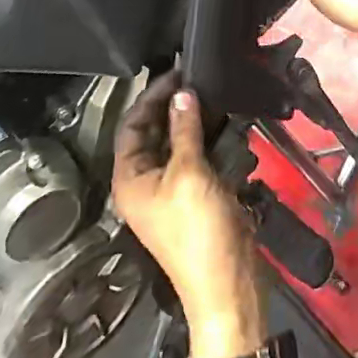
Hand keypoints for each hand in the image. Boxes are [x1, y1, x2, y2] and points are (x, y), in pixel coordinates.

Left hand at [111, 73, 264, 357]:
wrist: (227, 284)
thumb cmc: (198, 230)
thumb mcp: (189, 174)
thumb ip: (185, 130)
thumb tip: (182, 93)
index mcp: (130, 179)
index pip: (131, 126)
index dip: (150, 97)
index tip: (176, 73)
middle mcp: (145, 181)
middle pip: (153, 133)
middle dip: (173, 106)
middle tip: (196, 79)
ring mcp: (172, 189)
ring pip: (178, 143)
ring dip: (193, 120)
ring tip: (212, 94)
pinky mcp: (196, 194)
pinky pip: (197, 157)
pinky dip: (208, 139)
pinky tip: (225, 122)